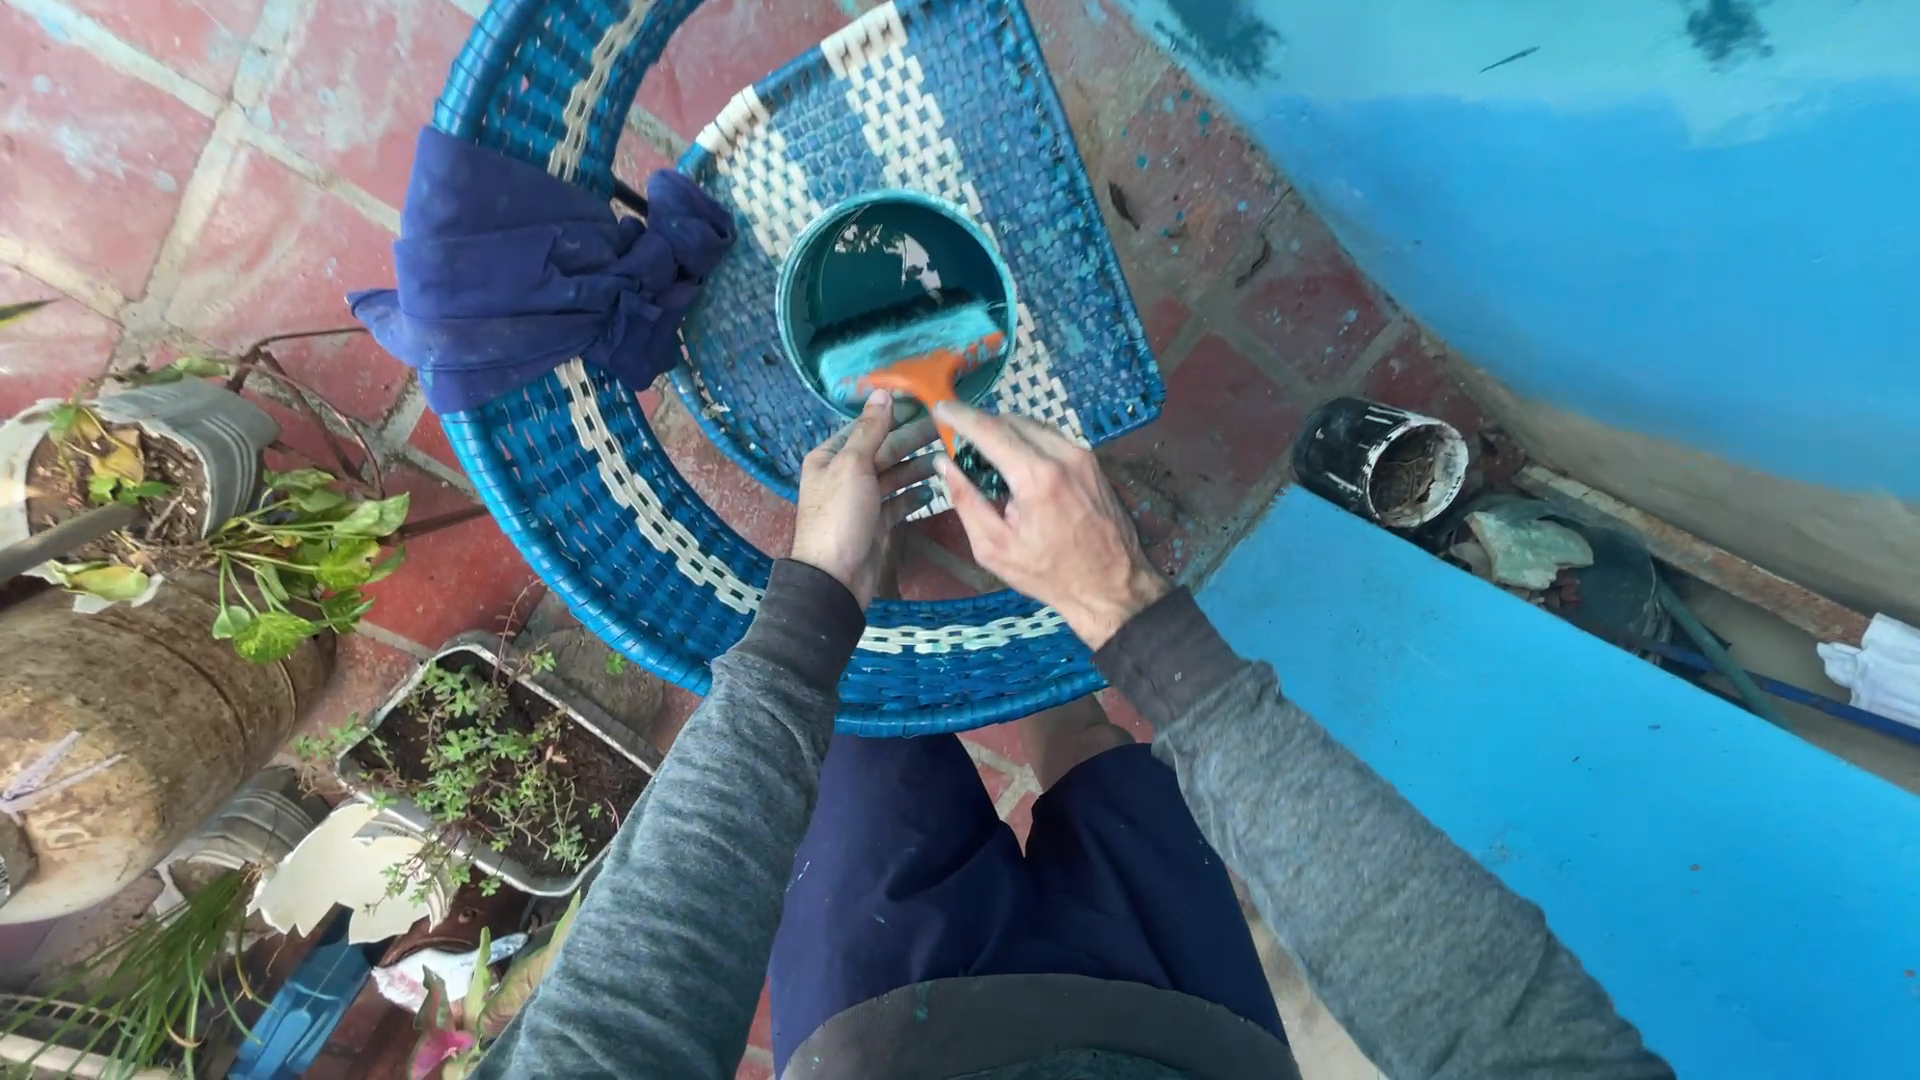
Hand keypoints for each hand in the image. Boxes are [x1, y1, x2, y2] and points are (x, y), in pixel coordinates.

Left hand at [792, 391, 937, 609]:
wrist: (836, 577)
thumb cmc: (840, 516)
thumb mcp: (853, 466)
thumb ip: (870, 430)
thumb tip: (883, 393)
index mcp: (830, 457)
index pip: (865, 428)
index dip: (893, 416)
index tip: (925, 404)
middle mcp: (844, 475)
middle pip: (883, 451)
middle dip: (912, 440)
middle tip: (945, 429)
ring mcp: (862, 500)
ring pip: (894, 476)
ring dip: (918, 467)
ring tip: (947, 457)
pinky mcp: (877, 523)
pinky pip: (898, 502)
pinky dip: (914, 496)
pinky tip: (934, 490)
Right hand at [932, 401, 1168, 648]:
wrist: (1111, 586)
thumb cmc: (1049, 574)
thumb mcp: (995, 548)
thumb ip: (966, 501)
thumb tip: (944, 464)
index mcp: (1036, 477)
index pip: (990, 430)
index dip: (960, 415)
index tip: (940, 408)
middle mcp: (1063, 456)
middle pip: (1011, 421)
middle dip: (982, 425)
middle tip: (961, 442)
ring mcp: (1083, 456)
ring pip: (1033, 425)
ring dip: (1006, 432)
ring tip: (988, 457)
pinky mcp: (1093, 462)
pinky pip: (1052, 437)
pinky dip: (1029, 441)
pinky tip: (1019, 466)